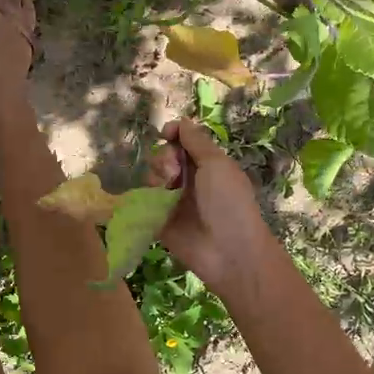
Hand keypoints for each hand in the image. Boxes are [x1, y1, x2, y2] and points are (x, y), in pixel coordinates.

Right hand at [146, 120, 276, 296]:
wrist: (229, 251)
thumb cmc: (228, 202)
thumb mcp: (217, 164)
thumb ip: (196, 141)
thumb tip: (181, 121)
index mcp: (207, 164)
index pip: (183, 140)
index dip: (173, 133)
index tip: (166, 134)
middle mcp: (189, 179)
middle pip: (164, 155)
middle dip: (164, 158)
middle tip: (174, 172)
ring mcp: (173, 200)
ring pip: (152, 175)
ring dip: (156, 176)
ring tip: (166, 190)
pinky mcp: (159, 219)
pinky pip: (144, 200)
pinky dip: (144, 196)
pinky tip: (151, 200)